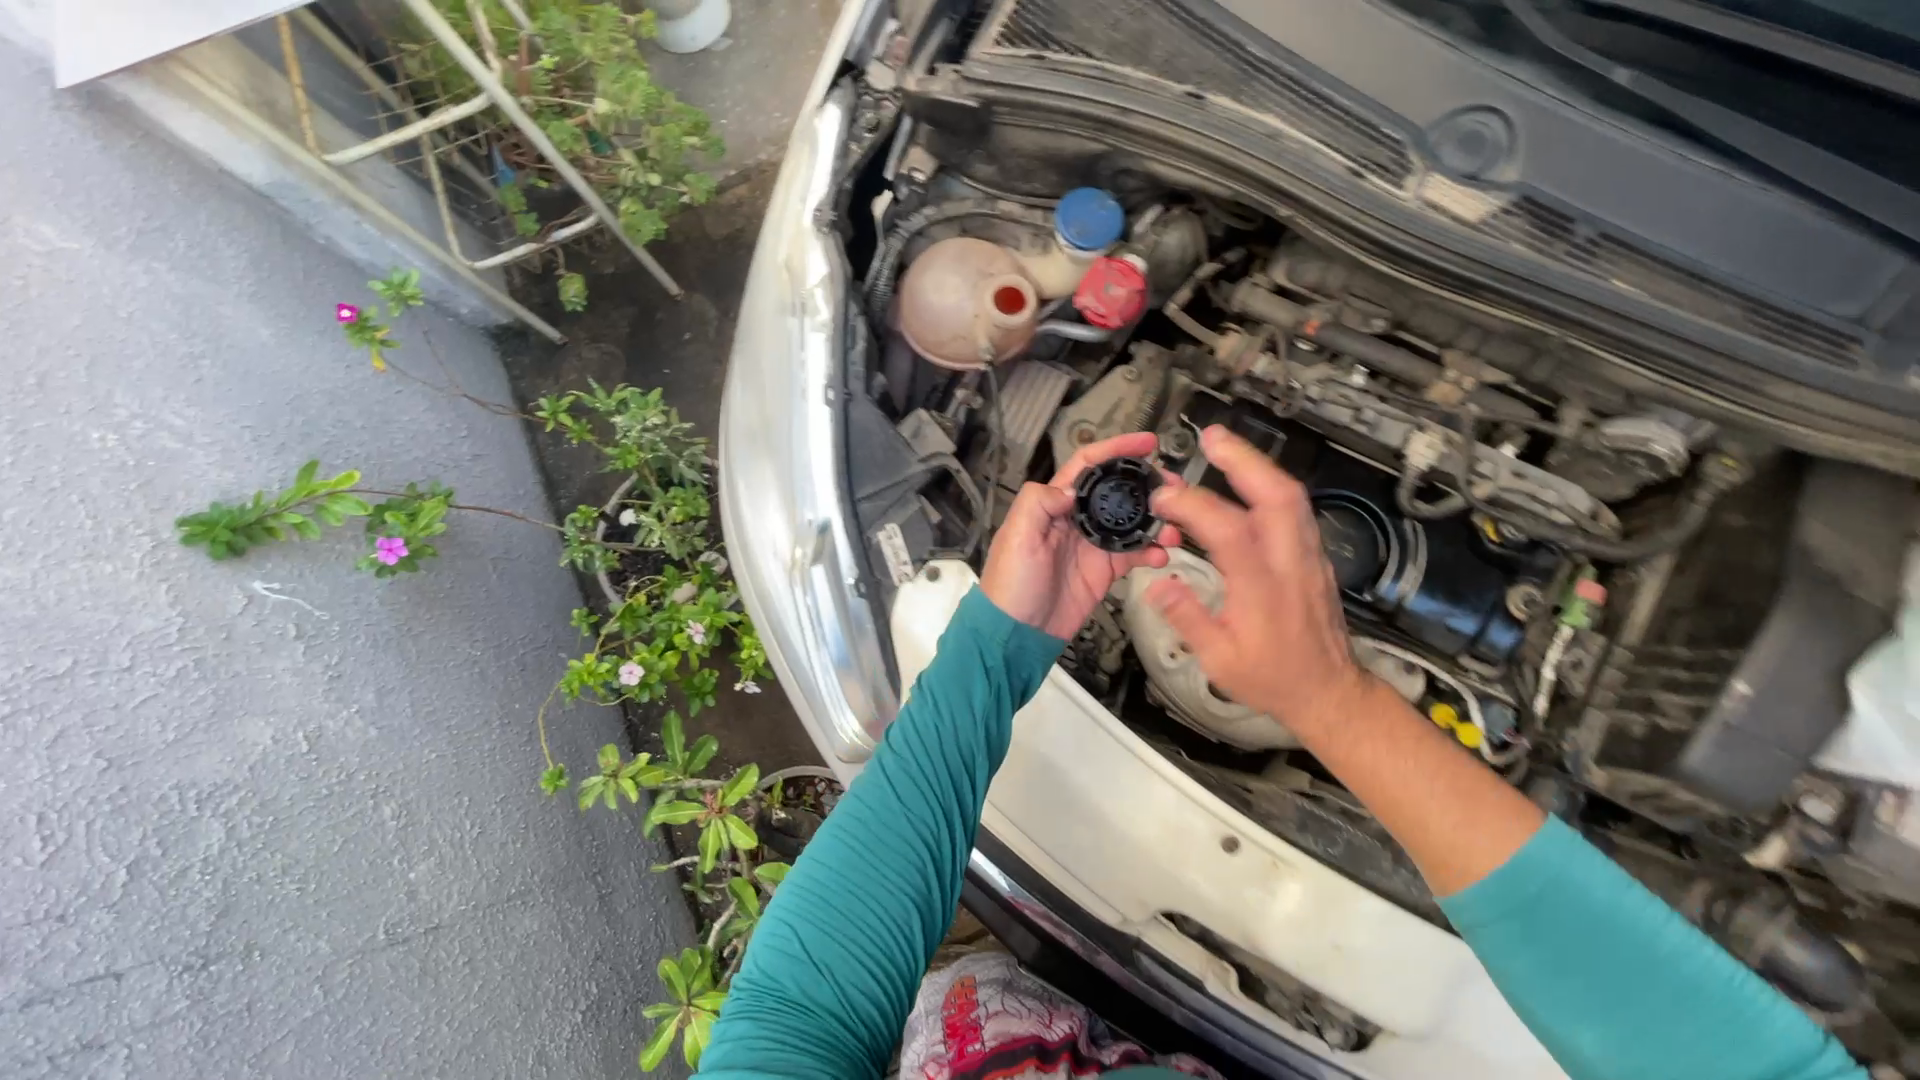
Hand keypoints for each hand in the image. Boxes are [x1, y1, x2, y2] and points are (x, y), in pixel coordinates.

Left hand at [980, 432, 1181, 640]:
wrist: (1017, 632)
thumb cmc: (1011, 582)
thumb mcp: (1017, 536)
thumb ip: (1041, 502)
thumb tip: (1073, 487)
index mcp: (1053, 503)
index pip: (1087, 465)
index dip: (1116, 449)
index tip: (1147, 442)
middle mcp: (1075, 518)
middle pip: (1117, 491)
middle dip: (1147, 485)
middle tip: (1175, 487)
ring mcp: (1092, 545)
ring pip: (1131, 522)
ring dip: (1155, 520)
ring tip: (1175, 526)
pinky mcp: (1104, 571)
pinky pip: (1133, 554)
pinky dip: (1151, 551)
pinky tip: (1162, 555)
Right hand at [1144, 425, 1373, 734]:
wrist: (1329, 692)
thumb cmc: (1272, 679)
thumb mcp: (1219, 660)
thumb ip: (1188, 618)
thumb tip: (1157, 584)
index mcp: (1263, 590)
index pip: (1228, 532)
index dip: (1193, 506)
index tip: (1163, 497)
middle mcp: (1291, 565)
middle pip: (1277, 497)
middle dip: (1243, 460)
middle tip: (1212, 437)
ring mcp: (1309, 559)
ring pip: (1292, 498)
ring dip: (1259, 466)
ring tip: (1227, 447)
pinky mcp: (1316, 560)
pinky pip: (1297, 511)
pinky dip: (1272, 486)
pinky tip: (1252, 480)